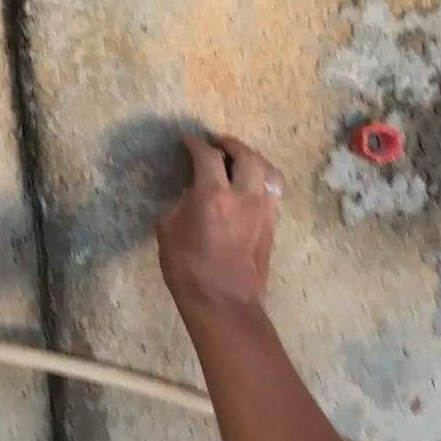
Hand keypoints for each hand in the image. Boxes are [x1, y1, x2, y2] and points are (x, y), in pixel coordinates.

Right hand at [155, 133, 284, 314]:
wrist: (223, 300)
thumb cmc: (186, 266)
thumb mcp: (168, 229)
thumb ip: (182, 204)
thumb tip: (192, 194)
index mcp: (213, 196)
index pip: (207, 157)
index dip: (195, 143)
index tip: (187, 140)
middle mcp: (244, 197)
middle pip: (246, 156)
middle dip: (229, 144)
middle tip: (215, 142)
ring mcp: (264, 210)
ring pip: (268, 170)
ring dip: (252, 158)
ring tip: (238, 157)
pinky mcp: (272, 223)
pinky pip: (272, 189)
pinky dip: (261, 177)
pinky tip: (248, 182)